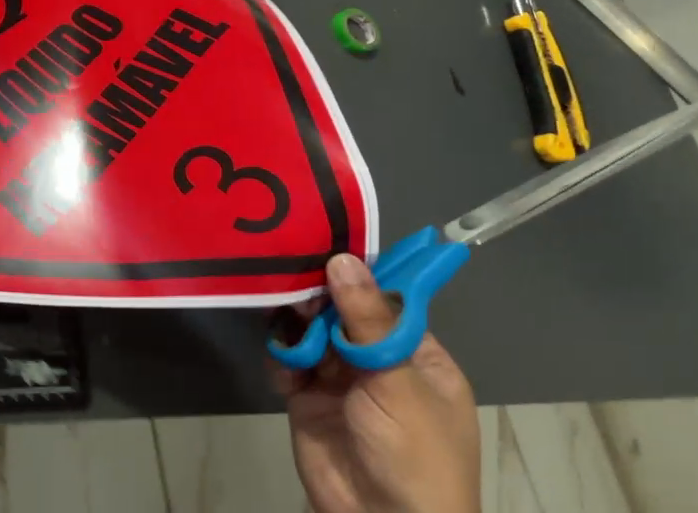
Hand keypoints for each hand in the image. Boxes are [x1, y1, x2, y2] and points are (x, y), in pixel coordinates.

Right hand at [277, 254, 479, 512]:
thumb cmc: (413, 454)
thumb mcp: (397, 383)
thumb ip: (366, 320)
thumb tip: (343, 257)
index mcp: (417, 357)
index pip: (385, 300)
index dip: (356, 275)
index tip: (322, 243)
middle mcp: (377, 361)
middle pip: (339, 311)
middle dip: (315, 299)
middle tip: (292, 287)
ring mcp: (340, 379)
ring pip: (308, 331)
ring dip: (294, 326)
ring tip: (285, 325)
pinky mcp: (306, 397)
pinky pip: (285, 361)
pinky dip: (280, 359)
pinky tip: (284, 368)